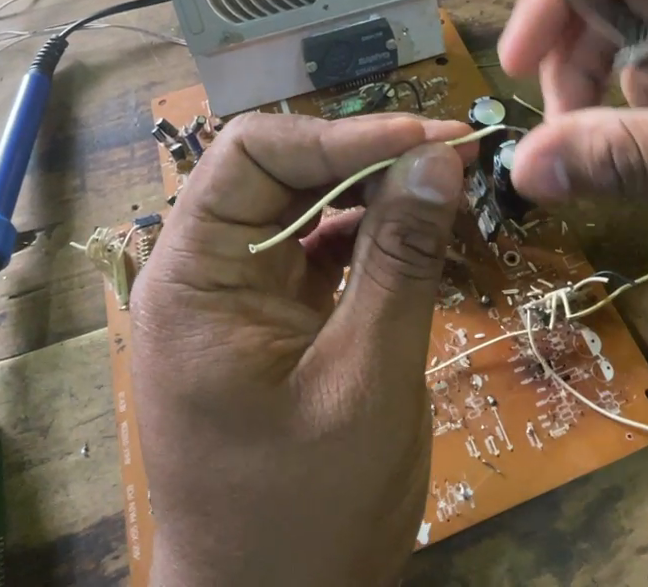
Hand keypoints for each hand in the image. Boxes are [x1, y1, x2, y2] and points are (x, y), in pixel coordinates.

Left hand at [129, 112, 474, 586]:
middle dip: (366, 158)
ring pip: (304, 207)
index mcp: (193, 277)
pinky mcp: (270, 320)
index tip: (426, 141)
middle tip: (454, 157)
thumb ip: (401, 261)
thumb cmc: (305, 513)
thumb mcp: (365, 381)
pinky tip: (419, 233)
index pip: (252, 155)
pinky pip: (318, 252)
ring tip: (447, 187)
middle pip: (280, 173)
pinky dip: (370, 237)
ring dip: (374, 193)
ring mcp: (236, 296)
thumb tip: (437, 159)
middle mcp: (204, 271)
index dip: (342, 135)